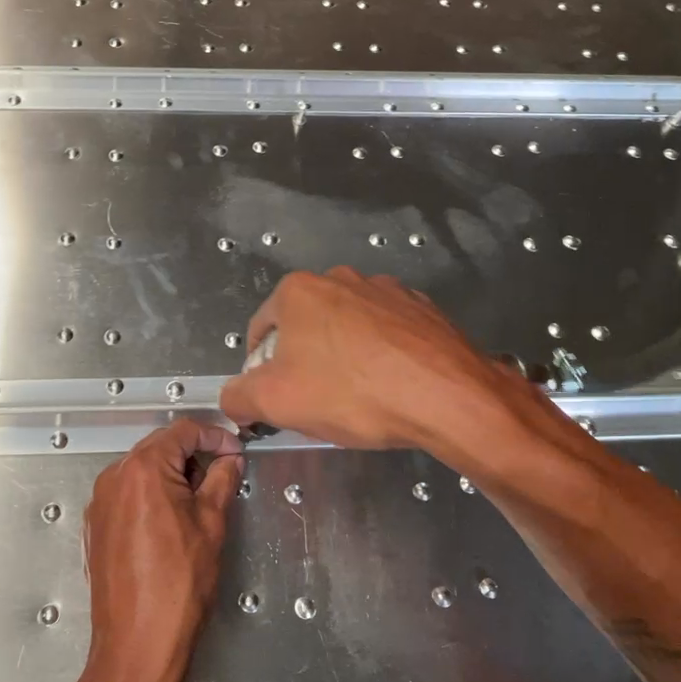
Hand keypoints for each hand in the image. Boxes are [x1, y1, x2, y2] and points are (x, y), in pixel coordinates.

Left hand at [58, 420, 243, 681]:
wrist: (137, 643)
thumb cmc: (176, 588)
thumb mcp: (211, 525)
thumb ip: (221, 481)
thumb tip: (229, 461)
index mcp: (143, 469)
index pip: (183, 431)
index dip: (214, 436)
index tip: (233, 450)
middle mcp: (114, 478)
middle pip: (159, 447)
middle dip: (192, 455)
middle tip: (222, 473)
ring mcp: (100, 502)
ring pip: (141, 470)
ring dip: (171, 476)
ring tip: (199, 502)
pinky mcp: (95, 526)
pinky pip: (126, 494)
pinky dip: (151, 496)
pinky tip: (171, 521)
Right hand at [220, 267, 560, 456]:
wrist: (447, 396)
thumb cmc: (352, 393)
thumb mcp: (276, 402)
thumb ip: (239, 397)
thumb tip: (233, 397)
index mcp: (298, 291)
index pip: (260, 331)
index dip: (260, 370)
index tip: (276, 399)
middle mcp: (340, 278)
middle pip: (304, 327)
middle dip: (304, 362)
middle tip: (317, 403)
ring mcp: (386, 290)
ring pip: (347, 329)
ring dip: (344, 358)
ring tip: (360, 399)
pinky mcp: (422, 309)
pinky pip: (387, 335)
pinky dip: (383, 357)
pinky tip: (393, 388)